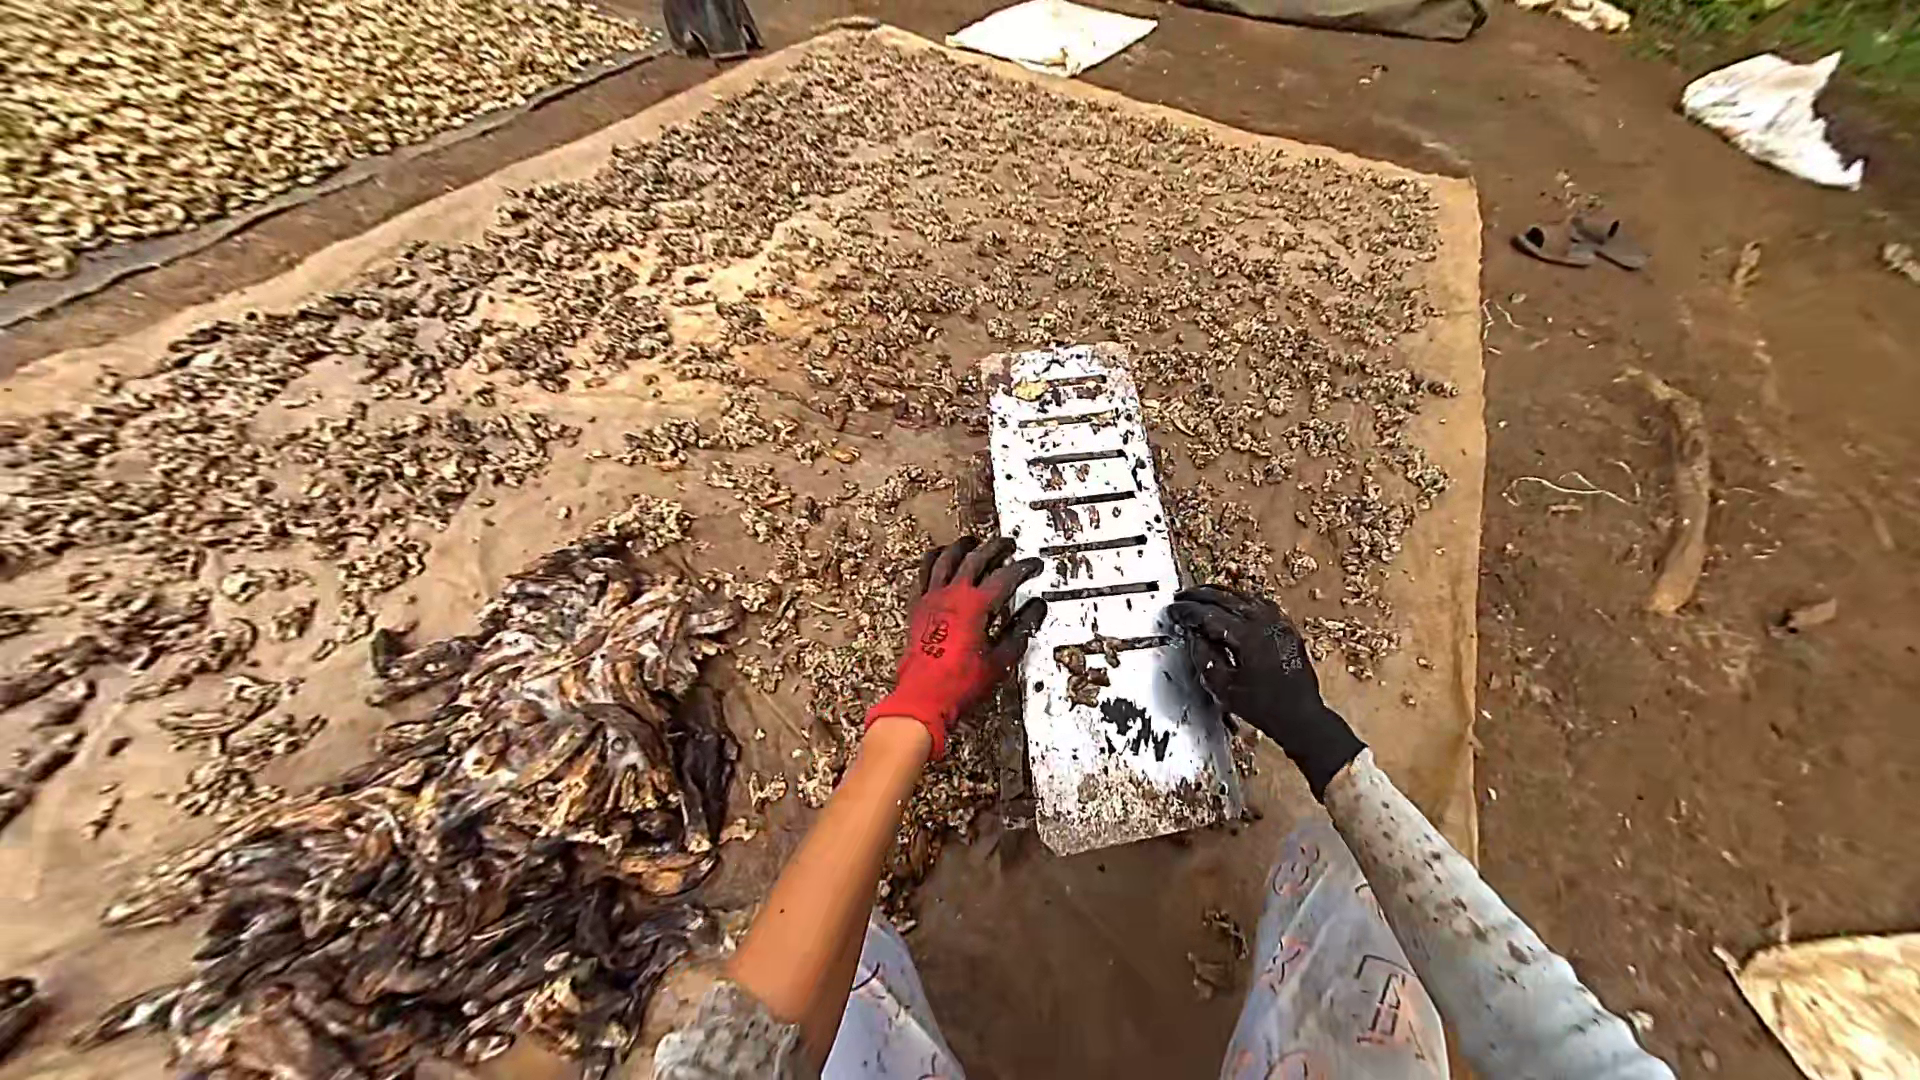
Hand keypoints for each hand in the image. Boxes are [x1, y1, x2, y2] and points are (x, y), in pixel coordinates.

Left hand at [866, 537, 1046, 759]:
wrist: (923, 696)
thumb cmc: (959, 683)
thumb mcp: (1000, 660)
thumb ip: (1020, 631)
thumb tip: (1035, 610)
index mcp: (976, 606)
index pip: (1006, 576)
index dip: (1023, 568)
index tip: (1033, 565)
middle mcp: (953, 595)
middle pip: (976, 558)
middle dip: (995, 547)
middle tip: (1008, 544)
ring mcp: (933, 598)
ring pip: (947, 558)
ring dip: (963, 546)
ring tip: (973, 541)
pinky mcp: (919, 606)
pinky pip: (925, 572)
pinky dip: (934, 559)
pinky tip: (939, 557)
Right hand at [1166, 585, 1364, 800]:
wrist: (1300, 717)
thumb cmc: (1262, 707)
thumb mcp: (1222, 686)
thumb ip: (1204, 657)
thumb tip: (1193, 636)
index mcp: (1247, 636)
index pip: (1209, 614)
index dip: (1187, 611)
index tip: (1173, 610)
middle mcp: (1264, 623)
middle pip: (1226, 598)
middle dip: (1200, 596)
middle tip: (1181, 597)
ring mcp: (1278, 623)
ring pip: (1244, 597)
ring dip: (1220, 594)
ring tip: (1201, 594)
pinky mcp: (1286, 628)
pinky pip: (1260, 603)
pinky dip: (1241, 599)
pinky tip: (1232, 602)